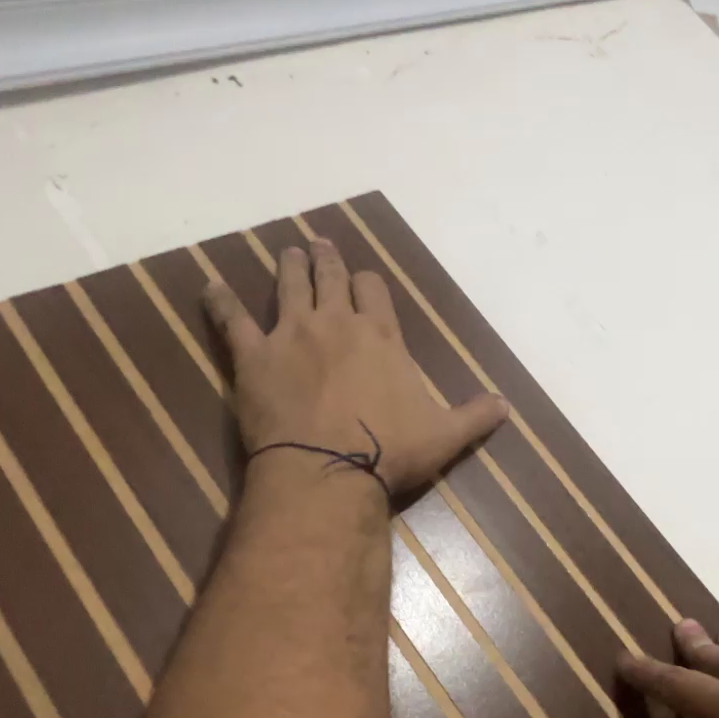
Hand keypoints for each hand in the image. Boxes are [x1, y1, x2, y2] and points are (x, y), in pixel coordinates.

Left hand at [202, 239, 507, 494]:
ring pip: (288, 286)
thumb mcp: (444, 435)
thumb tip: (508, 406)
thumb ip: (475, 416)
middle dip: (327, 260)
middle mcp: (335, 322)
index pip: (374, 290)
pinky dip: (220, 302)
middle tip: (320, 247)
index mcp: (380, 334)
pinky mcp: (253, 357)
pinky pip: (232, 320)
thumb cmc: (390, 451)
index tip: (364, 279)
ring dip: (288, 267)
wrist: (328, 470)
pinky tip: (210, 287)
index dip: (368, 281)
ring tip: (287, 253)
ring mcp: (291, 335)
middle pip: (330, 276)